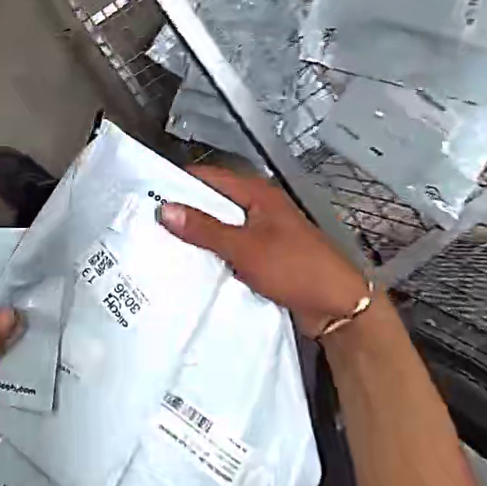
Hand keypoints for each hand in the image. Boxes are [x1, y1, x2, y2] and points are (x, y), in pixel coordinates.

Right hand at [158, 165, 369, 335]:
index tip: (147, 194)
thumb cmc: (296, 268)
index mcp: (257, 193)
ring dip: (197, 235)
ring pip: (220, 227)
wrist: (339, 308)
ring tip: (161, 244)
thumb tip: (164, 209)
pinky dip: (212, 254)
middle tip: (148, 223)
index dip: (179, 183)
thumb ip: (204, 229)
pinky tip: (191, 265)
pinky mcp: (264, 256)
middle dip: (184, 211)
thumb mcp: (245, 248)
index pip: (208, 177)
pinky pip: (229, 248)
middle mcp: (258, 207)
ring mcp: (262, 232)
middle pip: (212, 202)